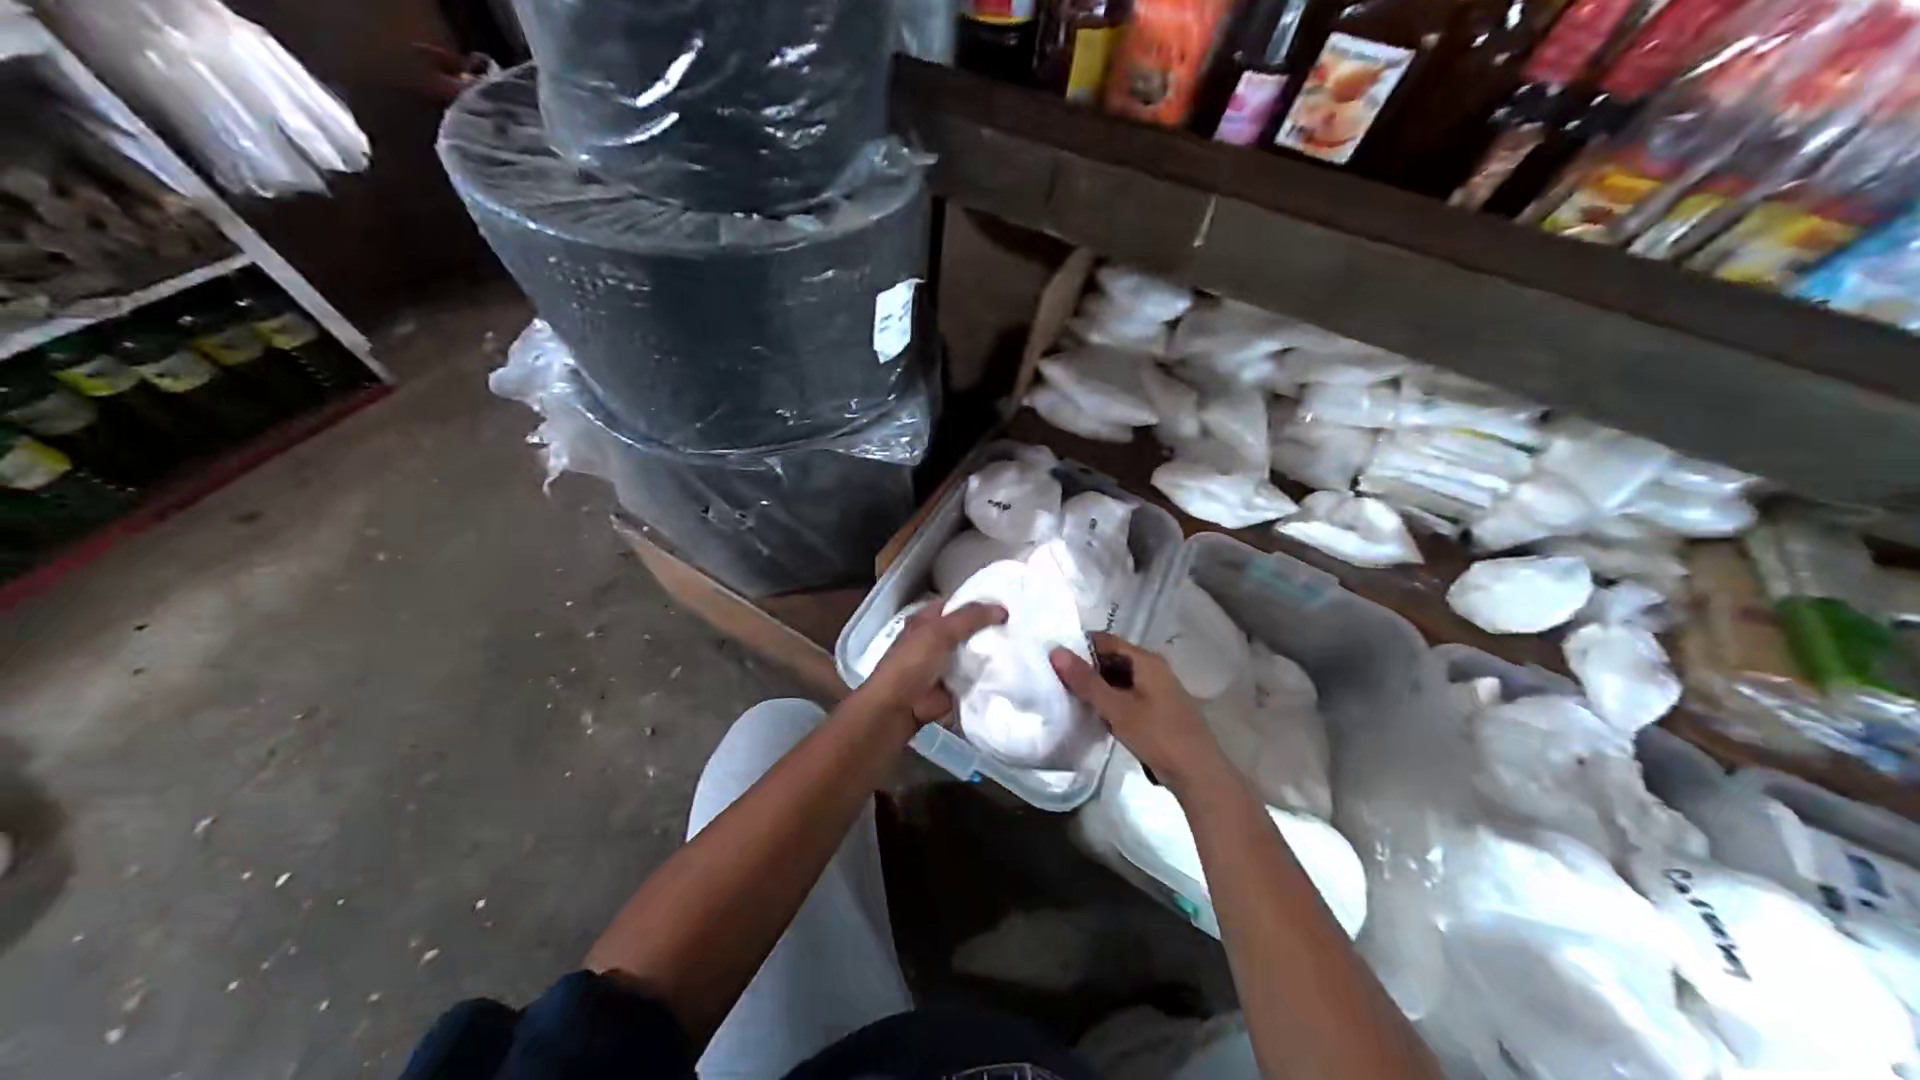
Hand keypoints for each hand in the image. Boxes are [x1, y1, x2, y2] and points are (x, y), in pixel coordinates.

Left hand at [855, 603, 1006, 734]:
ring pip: (976, 650)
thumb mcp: (939, 631)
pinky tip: (1015, 666)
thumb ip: (970, 617)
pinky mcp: (957, 682)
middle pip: (970, 628)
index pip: (959, 603)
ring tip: (1024, 642)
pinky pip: (978, 673)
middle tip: (1021, 622)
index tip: (1009, 600)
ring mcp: (948, 661)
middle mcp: (939, 637)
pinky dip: (992, 672)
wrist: (902, 705)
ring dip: (994, 650)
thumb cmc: (914, 660)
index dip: (981, 601)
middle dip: (991, 626)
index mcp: (929, 619)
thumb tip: (1003, 610)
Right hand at [1051, 633, 1229, 795]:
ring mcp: (1159, 689)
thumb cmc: (1158, 736)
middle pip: (1114, 658)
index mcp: (1147, 661)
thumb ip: (1086, 681)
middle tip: (1059, 680)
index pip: (1106, 640)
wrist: (1198, 774)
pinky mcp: (1159, 709)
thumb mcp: (1117, 709)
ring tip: (1072, 697)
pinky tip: (1097, 714)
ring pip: (1120, 678)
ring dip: (1099, 686)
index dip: (1080, 646)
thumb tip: (1055, 651)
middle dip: (1088, 668)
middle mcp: (1155, 668)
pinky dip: (1112, 700)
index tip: (1055, 659)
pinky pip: (1129, 695)